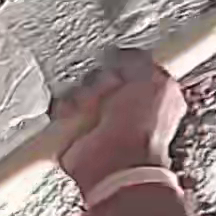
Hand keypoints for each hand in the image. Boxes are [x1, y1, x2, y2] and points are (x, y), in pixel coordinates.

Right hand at [54, 49, 187, 193]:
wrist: (113, 162)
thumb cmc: (141, 127)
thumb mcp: (154, 83)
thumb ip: (139, 62)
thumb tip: (119, 52)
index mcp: (148, 94)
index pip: (127, 66)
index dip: (121, 64)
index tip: (117, 65)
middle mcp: (122, 106)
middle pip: (100, 76)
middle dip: (100, 81)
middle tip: (106, 92)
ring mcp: (97, 119)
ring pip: (79, 90)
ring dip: (82, 98)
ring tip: (89, 110)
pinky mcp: (73, 130)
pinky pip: (61, 109)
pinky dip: (64, 111)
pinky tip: (75, 118)